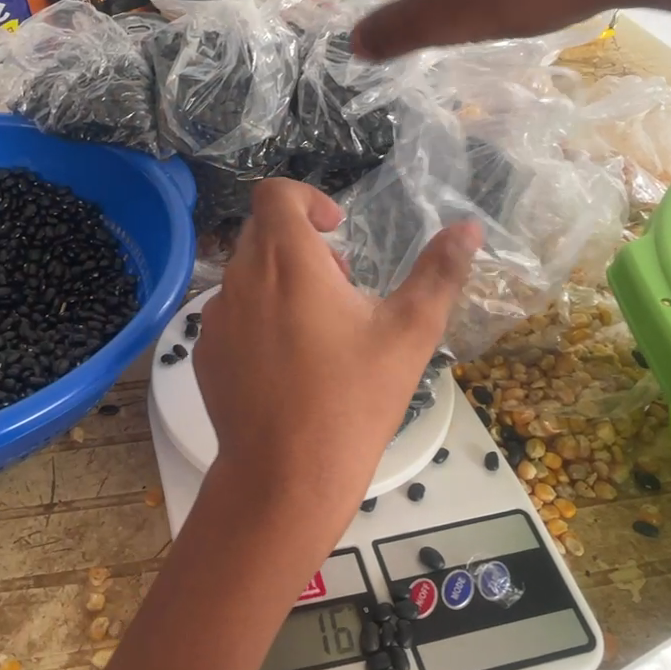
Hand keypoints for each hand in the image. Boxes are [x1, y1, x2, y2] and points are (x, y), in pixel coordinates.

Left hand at [192, 179, 480, 522]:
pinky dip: (257, 319)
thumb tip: (468, 228)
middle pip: (262, 232)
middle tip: (340, 289)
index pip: (275, 193)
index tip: (337, 233)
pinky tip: (286, 366)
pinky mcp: (203, 352)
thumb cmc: (352, 400)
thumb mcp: (409, 334)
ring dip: (280, 283)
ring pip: (246, 275)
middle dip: (302, 245)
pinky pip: (231, 315)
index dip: (307, 199)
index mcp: (286, 260)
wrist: (285, 477)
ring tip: (318, 332)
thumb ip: (439, 273)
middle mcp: (240, 278)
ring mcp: (216, 317)